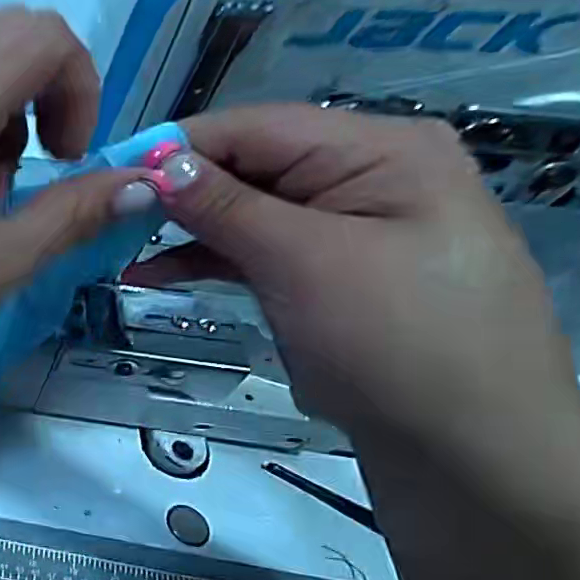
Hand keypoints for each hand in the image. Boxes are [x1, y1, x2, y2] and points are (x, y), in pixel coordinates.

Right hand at [129, 104, 579, 446]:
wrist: (471, 453)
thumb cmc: (397, 342)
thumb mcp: (304, 263)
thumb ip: (227, 207)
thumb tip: (157, 163)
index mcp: (379, 149)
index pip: (257, 127)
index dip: (179, 145)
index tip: (109, 169)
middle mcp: (367, 175)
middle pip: (252, 165)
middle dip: (179, 189)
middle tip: (108, 215)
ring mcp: (349, 228)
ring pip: (250, 210)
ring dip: (188, 228)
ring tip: (119, 246)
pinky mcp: (331, 274)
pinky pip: (262, 251)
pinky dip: (212, 260)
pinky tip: (156, 271)